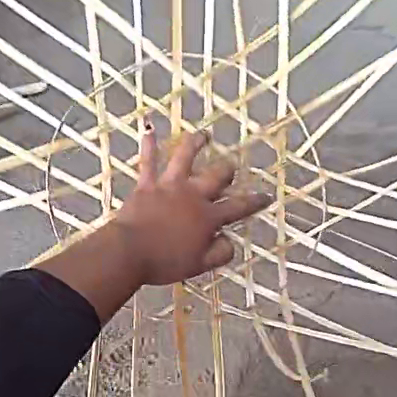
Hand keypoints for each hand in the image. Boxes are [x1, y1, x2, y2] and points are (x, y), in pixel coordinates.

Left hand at [112, 125, 270, 284]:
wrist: (130, 251)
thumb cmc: (165, 262)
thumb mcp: (199, 265)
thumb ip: (220, 253)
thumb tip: (231, 242)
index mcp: (208, 217)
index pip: (238, 207)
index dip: (255, 202)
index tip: (267, 196)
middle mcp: (192, 196)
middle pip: (216, 176)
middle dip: (226, 170)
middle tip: (231, 166)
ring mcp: (169, 187)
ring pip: (185, 158)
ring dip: (195, 144)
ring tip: (203, 135)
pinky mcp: (146, 185)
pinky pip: (148, 162)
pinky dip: (149, 146)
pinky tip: (149, 131)